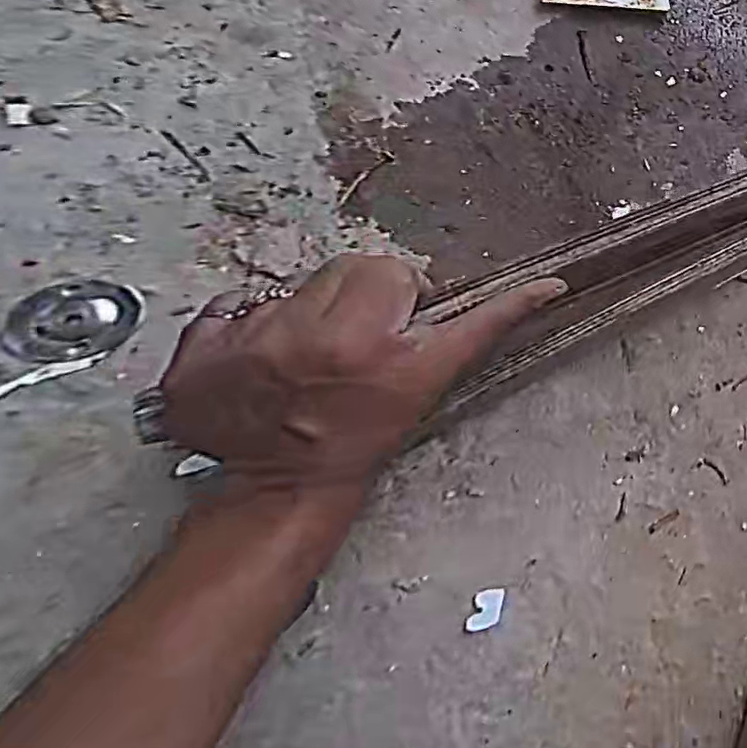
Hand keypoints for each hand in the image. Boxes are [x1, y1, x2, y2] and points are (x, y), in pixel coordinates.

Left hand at [158, 255, 565, 489]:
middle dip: (361, 294)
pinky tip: (268, 357)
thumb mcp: (442, 371)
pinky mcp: (194, 358)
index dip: (400, 296)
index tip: (397, 326)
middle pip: (343, 268)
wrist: (289, 479)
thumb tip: (552, 285)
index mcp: (367, 343)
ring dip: (311, 308)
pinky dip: (253, 323)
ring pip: (296, 282)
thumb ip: (496, 319)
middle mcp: (303, 340)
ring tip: (313, 350)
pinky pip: (234, 303)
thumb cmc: (374, 426)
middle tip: (358, 337)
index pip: (389, 270)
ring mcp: (241, 348)